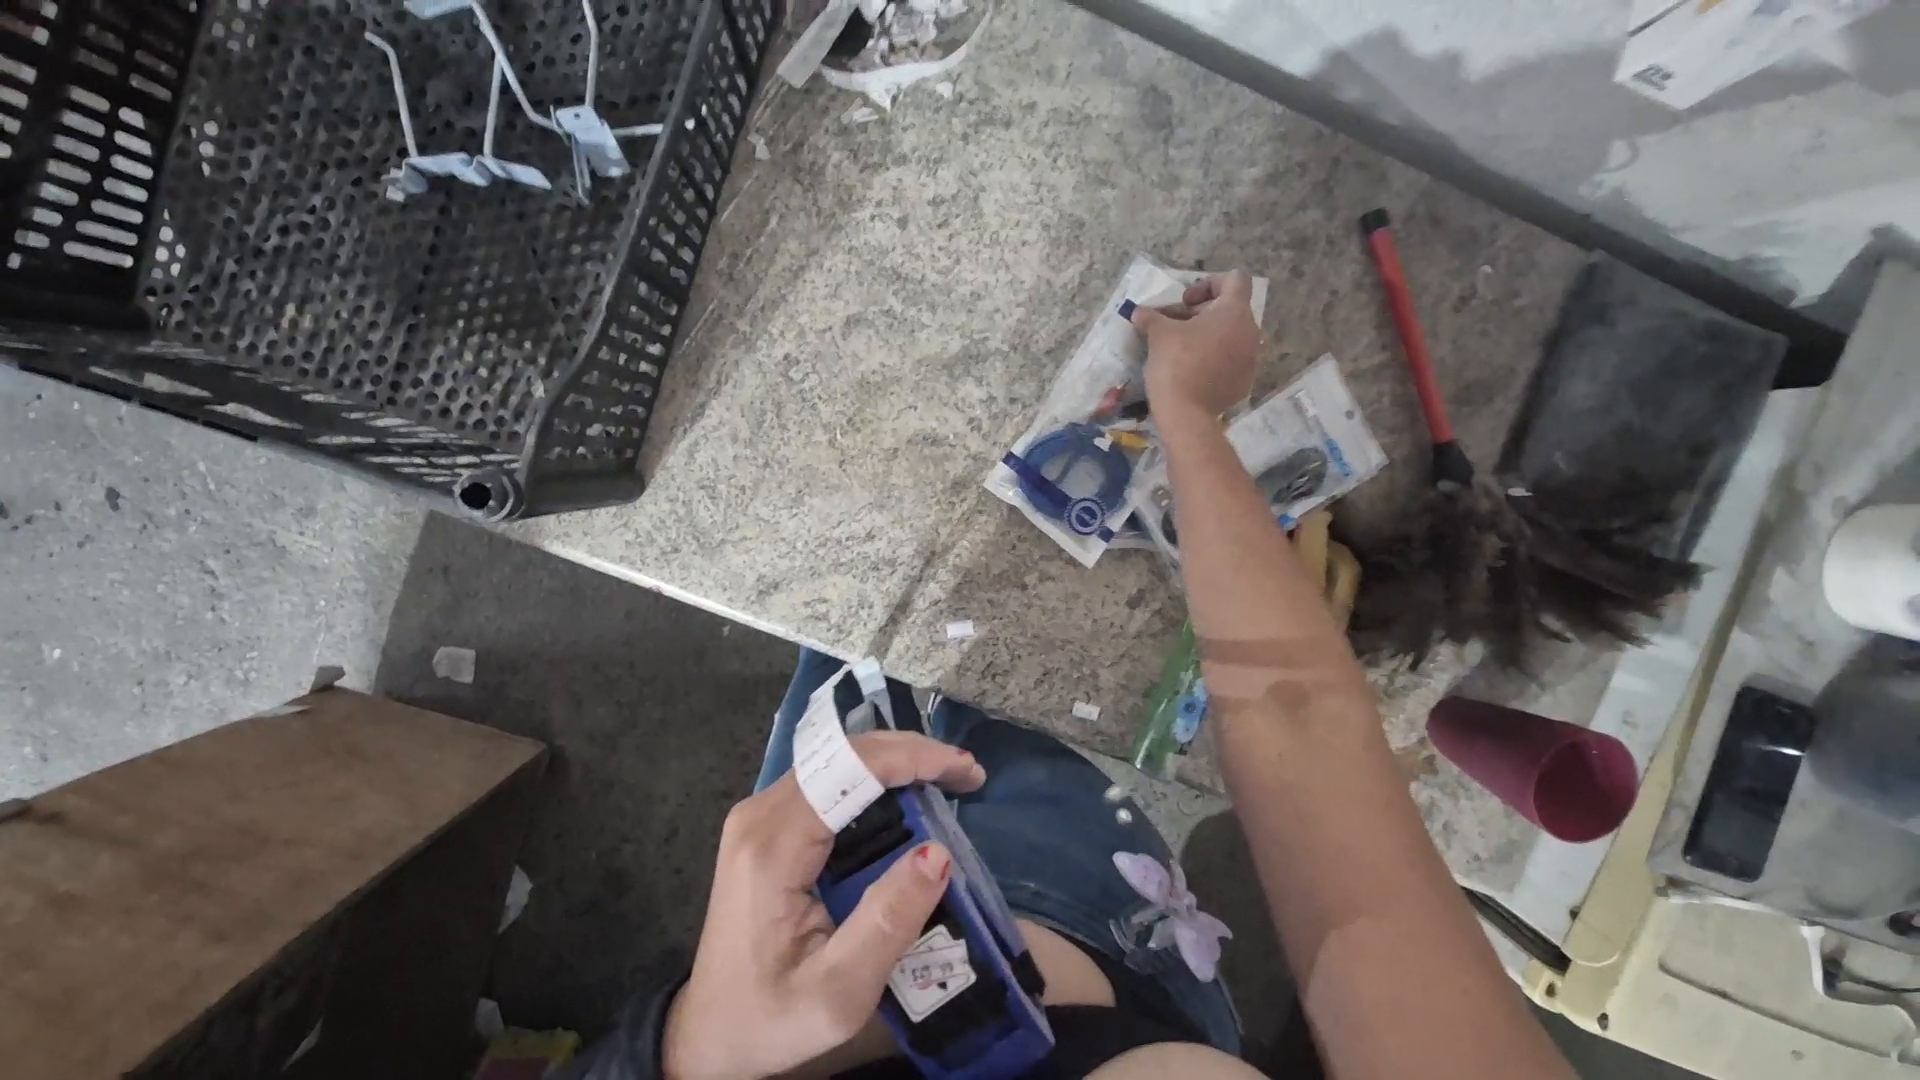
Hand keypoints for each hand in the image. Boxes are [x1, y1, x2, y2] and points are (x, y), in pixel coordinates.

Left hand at [663, 732, 988, 1079]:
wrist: (708, 1036)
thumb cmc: (771, 1020)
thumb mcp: (838, 992)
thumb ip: (888, 922)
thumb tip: (939, 852)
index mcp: (770, 848)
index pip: (848, 770)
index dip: (911, 758)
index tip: (965, 771)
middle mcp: (759, 815)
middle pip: (843, 755)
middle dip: (912, 754)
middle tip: (968, 775)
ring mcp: (759, 817)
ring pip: (837, 763)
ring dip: (897, 764)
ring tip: (950, 781)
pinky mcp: (767, 826)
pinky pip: (829, 783)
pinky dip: (876, 781)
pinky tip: (910, 796)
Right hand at [1128, 270, 1260, 419]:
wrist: (1187, 413)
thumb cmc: (1176, 363)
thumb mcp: (1158, 334)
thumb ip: (1151, 317)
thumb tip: (1139, 312)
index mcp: (1234, 311)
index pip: (1234, 279)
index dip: (1208, 284)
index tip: (1185, 301)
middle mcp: (1250, 330)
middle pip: (1231, 309)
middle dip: (1204, 312)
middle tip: (1177, 324)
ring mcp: (1251, 357)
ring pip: (1232, 335)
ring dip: (1210, 335)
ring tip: (1184, 348)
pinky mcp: (1245, 380)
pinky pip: (1232, 359)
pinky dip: (1215, 358)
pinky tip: (1193, 370)